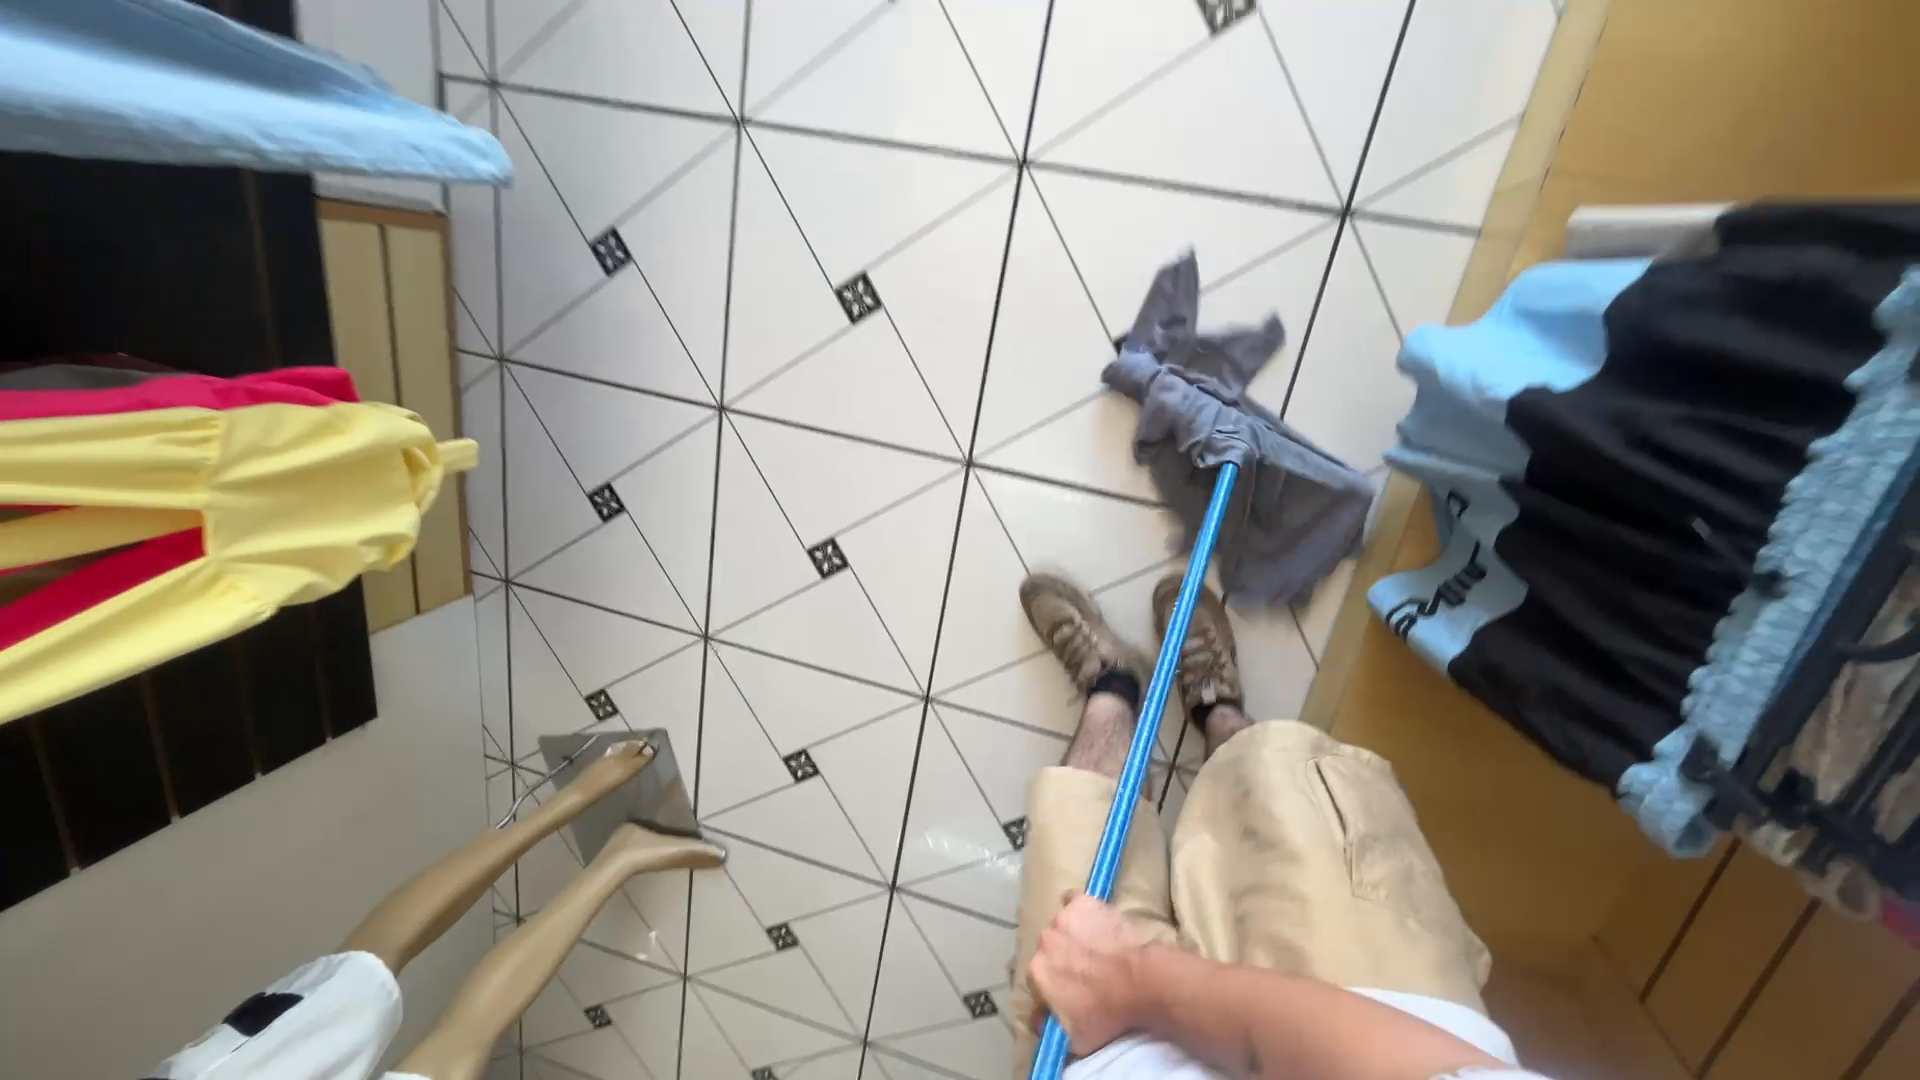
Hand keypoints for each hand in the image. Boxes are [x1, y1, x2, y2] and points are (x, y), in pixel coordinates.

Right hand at [1027, 894, 1157, 1055]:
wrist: (1140, 980)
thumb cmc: (1107, 1012)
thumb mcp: (1075, 1038)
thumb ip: (1050, 1026)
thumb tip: (1038, 1019)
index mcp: (1037, 971)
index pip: (1038, 977)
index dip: (1052, 984)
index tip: (1067, 990)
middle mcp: (1044, 940)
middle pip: (1049, 949)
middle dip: (1061, 958)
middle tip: (1084, 969)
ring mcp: (1063, 917)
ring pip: (1061, 926)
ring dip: (1070, 934)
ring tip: (1093, 946)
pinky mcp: (1082, 901)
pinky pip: (1073, 899)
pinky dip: (1077, 907)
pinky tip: (1088, 915)